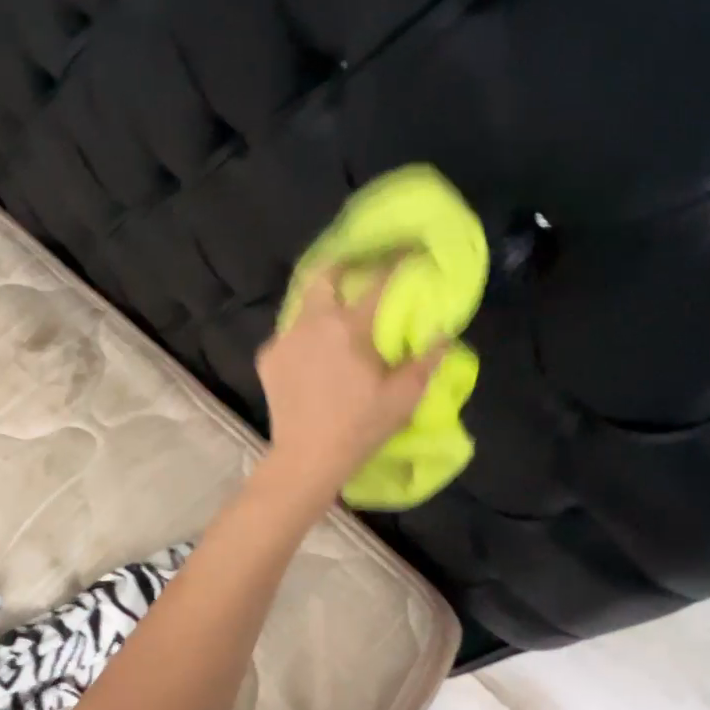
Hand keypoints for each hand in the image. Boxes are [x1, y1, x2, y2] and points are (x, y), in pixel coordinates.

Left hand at [255, 266, 444, 495]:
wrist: (306, 458)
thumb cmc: (360, 427)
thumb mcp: (403, 398)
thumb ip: (425, 362)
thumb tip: (442, 334)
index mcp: (350, 326)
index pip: (378, 282)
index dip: (395, 263)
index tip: (407, 251)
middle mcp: (313, 322)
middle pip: (324, 276)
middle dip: (340, 266)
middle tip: (354, 268)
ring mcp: (285, 338)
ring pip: (303, 305)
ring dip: (320, 304)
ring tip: (333, 316)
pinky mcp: (268, 358)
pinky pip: (288, 336)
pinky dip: (302, 338)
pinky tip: (311, 356)